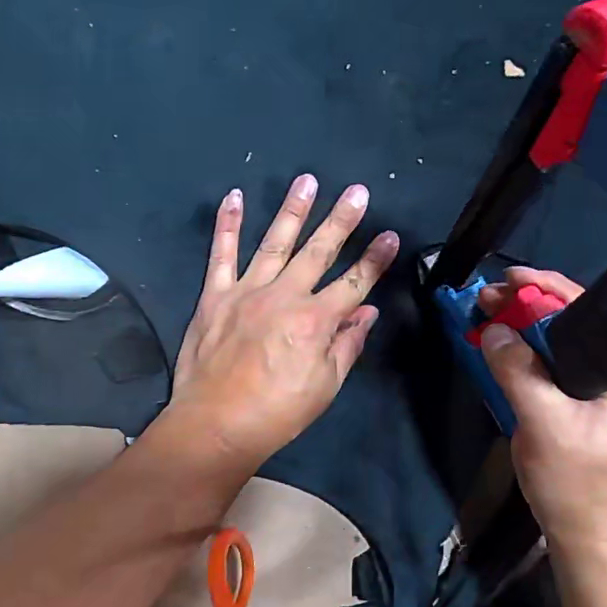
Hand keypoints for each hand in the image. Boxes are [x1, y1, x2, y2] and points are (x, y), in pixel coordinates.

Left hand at [151, 174, 399, 473]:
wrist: (216, 425)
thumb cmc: (277, 413)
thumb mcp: (324, 386)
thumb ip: (346, 345)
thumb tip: (367, 312)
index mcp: (316, 321)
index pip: (354, 283)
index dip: (375, 260)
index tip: (390, 237)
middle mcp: (284, 296)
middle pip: (319, 251)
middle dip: (341, 220)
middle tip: (356, 191)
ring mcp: (247, 292)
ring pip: (275, 243)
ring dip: (293, 210)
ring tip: (306, 181)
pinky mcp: (215, 296)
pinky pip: (221, 254)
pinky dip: (228, 225)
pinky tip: (235, 197)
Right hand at [478, 267, 606, 550]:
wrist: (586, 534)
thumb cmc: (575, 485)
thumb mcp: (544, 426)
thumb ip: (519, 373)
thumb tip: (494, 329)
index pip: (596, 319)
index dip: (551, 293)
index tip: (512, 279)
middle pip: (580, 326)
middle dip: (533, 306)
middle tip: (491, 294)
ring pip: (567, 343)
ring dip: (528, 326)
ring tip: (490, 309)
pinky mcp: (591, 401)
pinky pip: (560, 365)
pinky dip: (530, 350)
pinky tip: (505, 338)